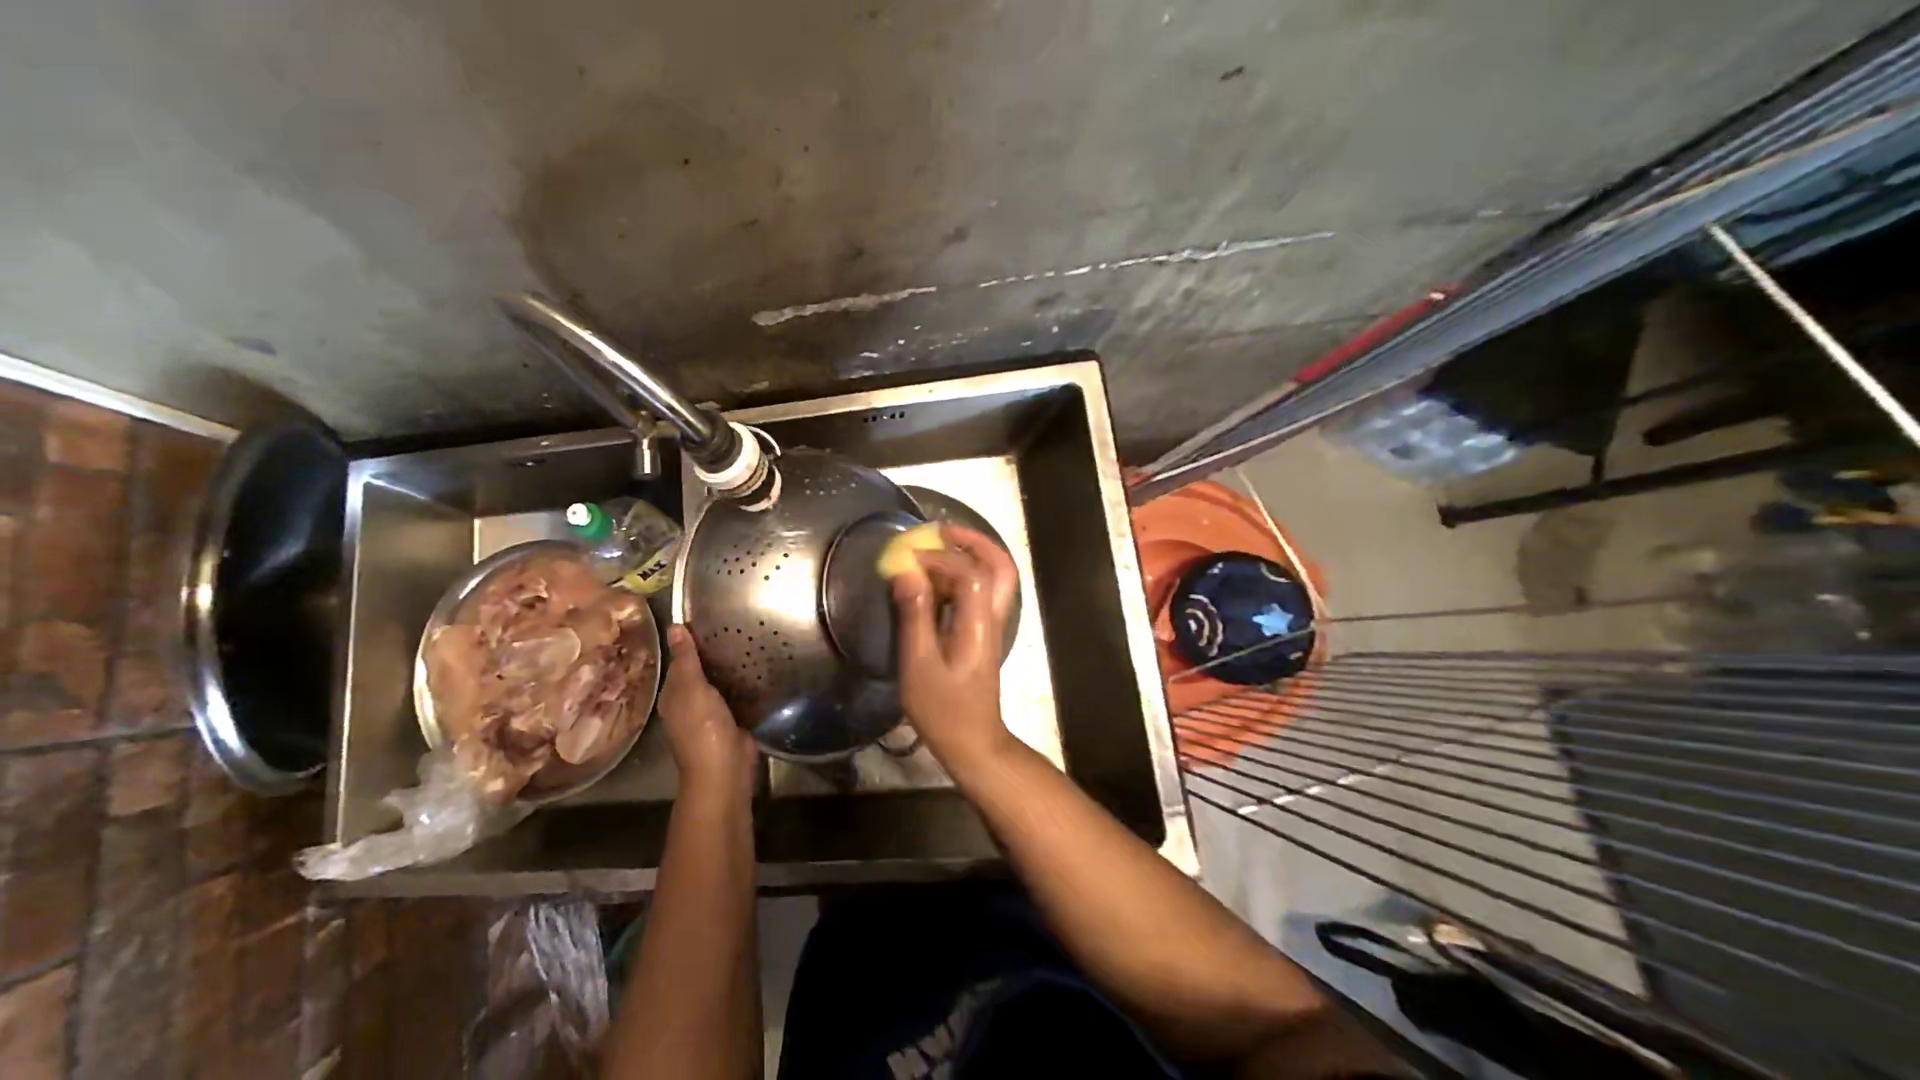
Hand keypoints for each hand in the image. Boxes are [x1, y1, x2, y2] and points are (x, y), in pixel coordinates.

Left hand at [658, 625, 758, 800]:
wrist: (725, 768)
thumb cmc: (703, 727)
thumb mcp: (691, 688)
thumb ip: (685, 659)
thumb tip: (674, 626)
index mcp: (673, 695)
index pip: (679, 661)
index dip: (691, 641)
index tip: (710, 617)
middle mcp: (690, 703)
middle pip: (701, 671)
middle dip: (714, 653)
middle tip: (737, 624)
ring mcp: (713, 714)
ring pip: (721, 683)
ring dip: (731, 667)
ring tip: (751, 639)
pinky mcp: (734, 720)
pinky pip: (738, 695)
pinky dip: (745, 683)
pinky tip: (759, 668)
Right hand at [891, 525, 1020, 775]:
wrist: (973, 741)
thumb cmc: (942, 709)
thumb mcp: (919, 665)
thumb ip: (914, 616)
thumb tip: (906, 572)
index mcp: (978, 625)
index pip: (971, 574)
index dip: (942, 558)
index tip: (910, 558)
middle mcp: (992, 618)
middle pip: (1000, 567)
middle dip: (974, 542)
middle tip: (941, 531)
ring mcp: (992, 625)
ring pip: (996, 578)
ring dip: (971, 555)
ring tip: (936, 547)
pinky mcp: (985, 634)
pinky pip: (983, 592)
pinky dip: (964, 575)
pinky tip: (937, 580)